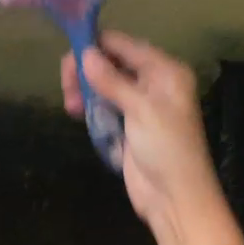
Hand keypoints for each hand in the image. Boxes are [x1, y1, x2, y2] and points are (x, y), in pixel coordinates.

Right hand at [61, 32, 222, 235]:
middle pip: (111, 61)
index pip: (123, 44)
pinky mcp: (127, 124)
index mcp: (165, 71)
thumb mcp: (140, 109)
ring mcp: (139, 104)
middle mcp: (153, 82)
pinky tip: (77, 113)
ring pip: (103, 83)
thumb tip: (84, 53)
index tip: (67, 55)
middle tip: (67, 88)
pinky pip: (103, 104)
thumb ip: (111, 80)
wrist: (176, 199)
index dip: (96, 45)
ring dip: (84, 90)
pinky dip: (89, 106)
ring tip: (71, 106)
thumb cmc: (166, 148)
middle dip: (87, 70)